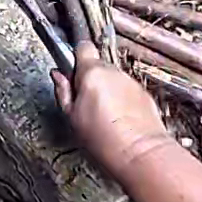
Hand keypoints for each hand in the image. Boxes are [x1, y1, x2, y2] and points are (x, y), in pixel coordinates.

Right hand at [52, 42, 174, 175]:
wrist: (141, 155)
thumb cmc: (104, 139)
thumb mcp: (72, 116)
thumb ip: (63, 91)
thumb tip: (58, 75)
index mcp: (92, 72)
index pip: (82, 47)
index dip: (75, 57)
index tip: (71, 72)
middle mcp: (113, 72)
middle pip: (97, 66)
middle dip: (90, 79)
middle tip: (84, 102)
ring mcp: (131, 82)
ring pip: (112, 79)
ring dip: (107, 90)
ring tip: (103, 115)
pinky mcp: (144, 94)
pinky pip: (126, 91)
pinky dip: (121, 101)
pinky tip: (118, 120)